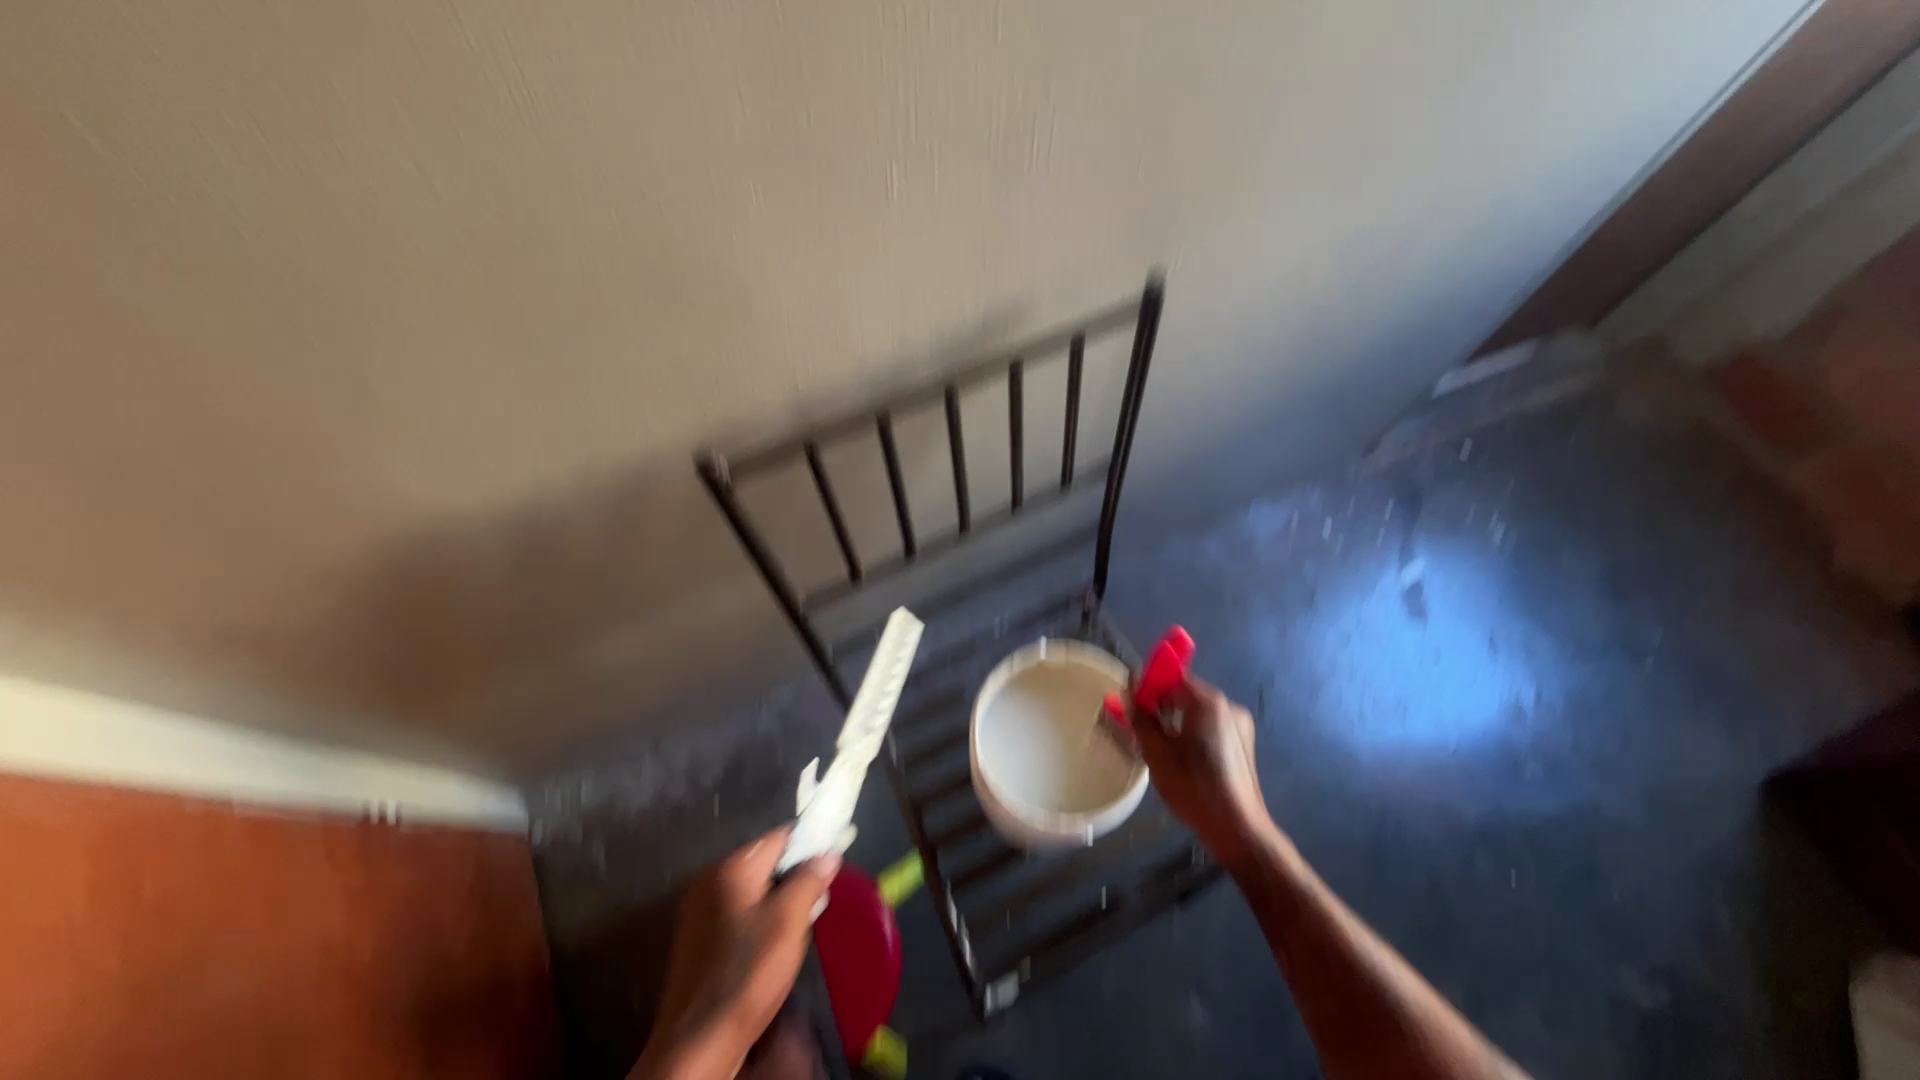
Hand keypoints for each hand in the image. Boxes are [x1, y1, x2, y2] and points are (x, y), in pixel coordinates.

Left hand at [632, 826, 840, 1079]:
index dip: (810, 842)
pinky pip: (737, 912)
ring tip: (799, 925)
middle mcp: (708, 880)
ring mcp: (698, 910)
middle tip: (819, 900)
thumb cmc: (748, 974)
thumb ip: (809, 881)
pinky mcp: (696, 938)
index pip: (779, 836)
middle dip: (794, 875)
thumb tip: (828, 853)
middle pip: (764, 862)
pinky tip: (771, 945)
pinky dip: (758, 919)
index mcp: (731, 868)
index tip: (835, 856)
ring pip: (752, 890)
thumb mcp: (789, 923)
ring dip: (778, 899)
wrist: (699, 1040)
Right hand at [1134, 675, 1272, 861]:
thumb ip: (1141, 718)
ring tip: (1161, 749)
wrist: (1238, 828)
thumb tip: (1131, 692)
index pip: (1171, 678)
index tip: (1131, 706)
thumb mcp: (1157, 753)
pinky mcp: (1243, 744)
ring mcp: (1240, 725)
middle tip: (1141, 731)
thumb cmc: (1194, 787)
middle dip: (1161, 707)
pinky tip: (1184, 760)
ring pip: (1198, 712)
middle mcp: (1228, 706)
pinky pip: (1211, 727)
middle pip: (1186, 694)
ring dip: (1177, 722)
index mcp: (1208, 703)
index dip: (1148, 688)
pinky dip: (1193, 733)